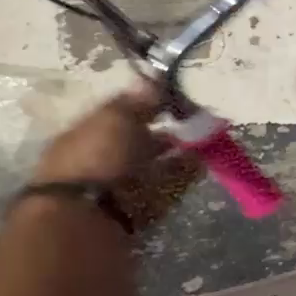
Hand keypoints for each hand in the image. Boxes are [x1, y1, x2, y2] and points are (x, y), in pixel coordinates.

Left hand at [29, 84, 201, 228]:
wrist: (89, 216)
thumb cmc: (94, 160)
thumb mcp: (113, 120)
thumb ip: (135, 101)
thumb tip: (153, 78)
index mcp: (85, 135)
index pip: (118, 113)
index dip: (145, 102)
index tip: (176, 93)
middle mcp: (102, 157)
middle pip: (139, 138)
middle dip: (168, 129)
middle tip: (199, 118)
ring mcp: (122, 183)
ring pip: (158, 161)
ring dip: (182, 151)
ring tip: (210, 140)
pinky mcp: (144, 203)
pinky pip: (171, 182)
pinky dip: (188, 172)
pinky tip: (206, 162)